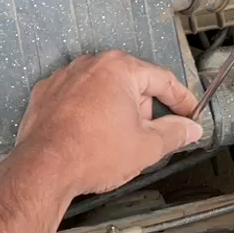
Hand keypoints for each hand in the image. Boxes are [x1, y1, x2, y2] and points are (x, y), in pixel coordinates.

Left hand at [11, 51, 201, 199]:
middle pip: (132, 83)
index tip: (189, 113)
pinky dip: (87, 112)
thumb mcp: (146, 147)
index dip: (182, 100)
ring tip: (110, 141)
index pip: (162, 79)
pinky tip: (88, 135)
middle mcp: (90, 64)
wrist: (43, 168)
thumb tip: (188, 128)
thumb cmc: (89, 154)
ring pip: (103, 89)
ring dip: (114, 111)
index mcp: (119, 68)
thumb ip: (174, 133)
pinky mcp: (47, 91)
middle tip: (142, 137)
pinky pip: (78, 97)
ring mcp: (65, 76)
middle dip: (142, 110)